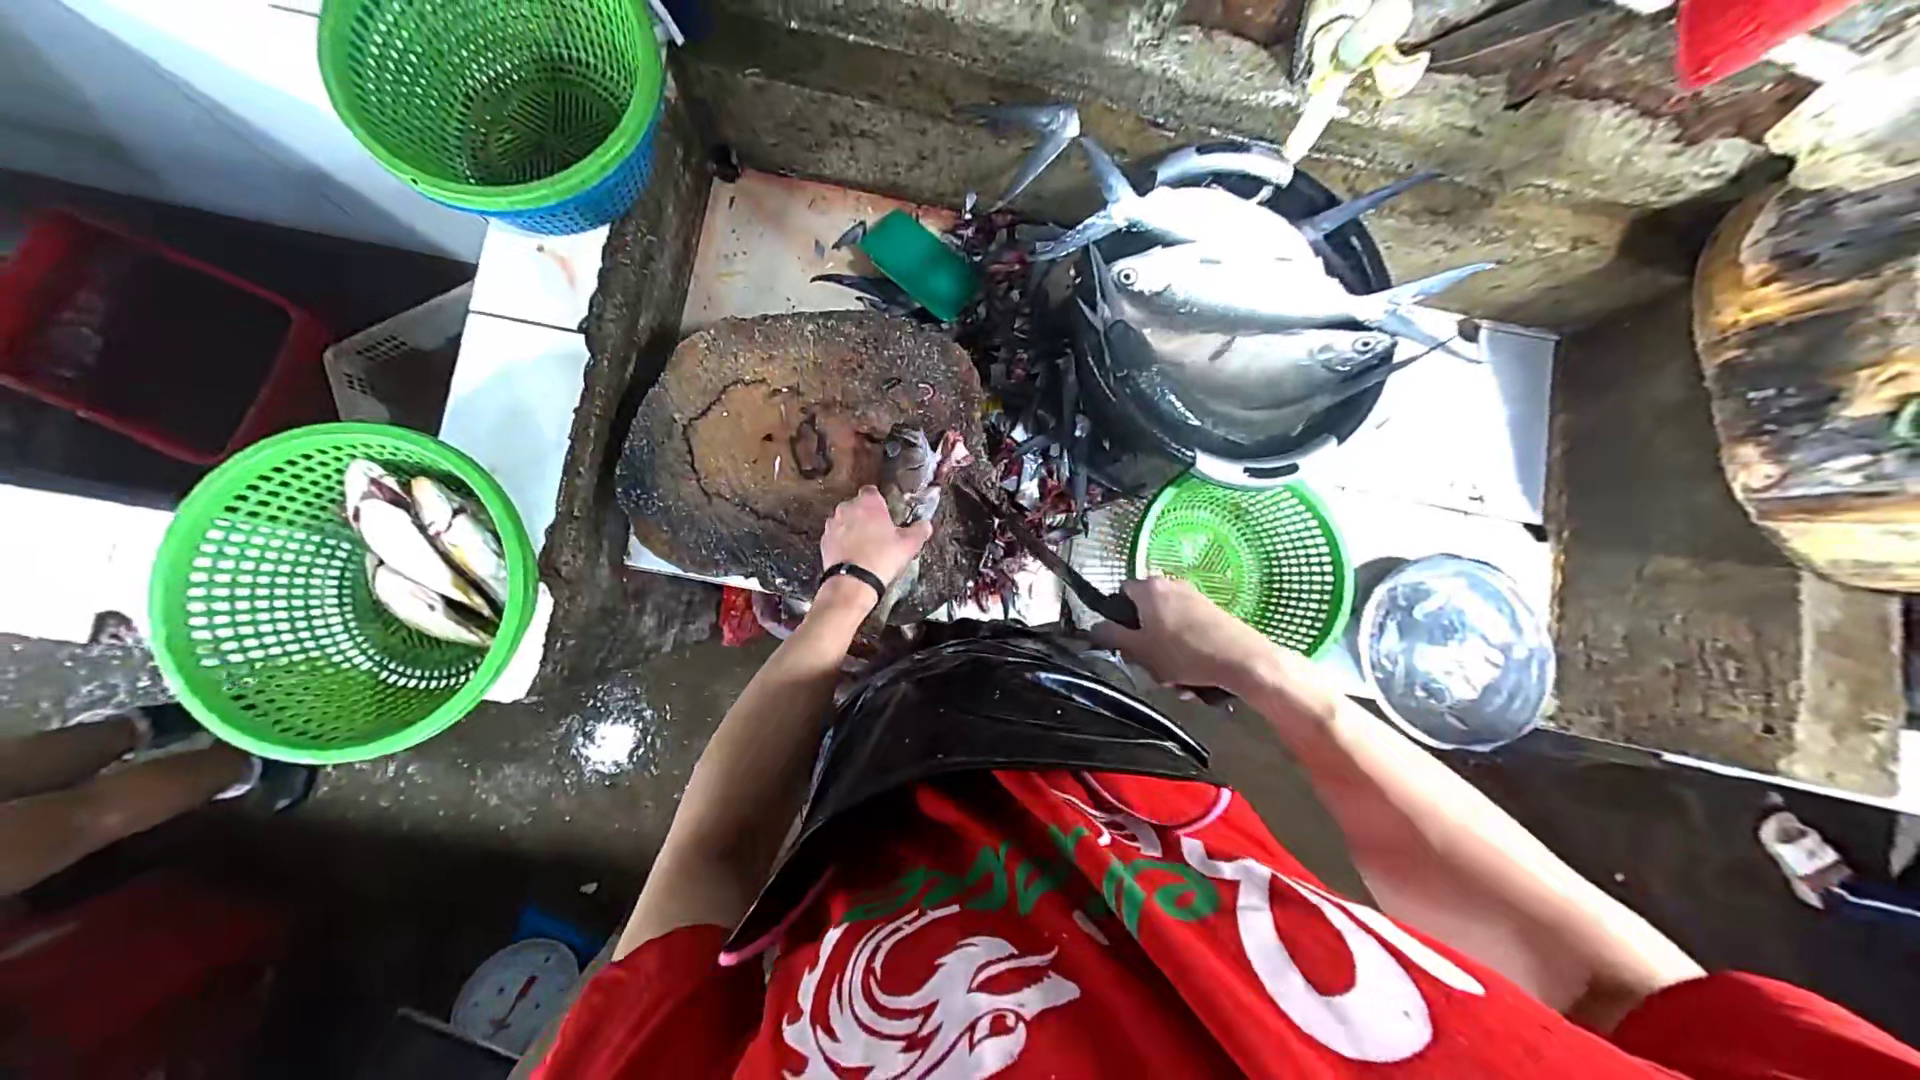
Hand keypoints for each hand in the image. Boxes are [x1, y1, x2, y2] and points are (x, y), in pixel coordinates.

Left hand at [820, 486, 932, 588]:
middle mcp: (847, 508)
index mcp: (868, 503)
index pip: (872, 491)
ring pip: (844, 520)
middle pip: (857, 506)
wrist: (853, 582)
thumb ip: (919, 531)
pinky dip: (842, 542)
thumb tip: (925, 525)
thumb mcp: (909, 545)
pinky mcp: (824, 541)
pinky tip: (853, 555)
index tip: (885, 512)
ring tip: (865, 545)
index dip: (879, 501)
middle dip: (866, 515)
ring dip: (852, 528)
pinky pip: (835, 536)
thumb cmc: (882, 558)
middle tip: (879, 531)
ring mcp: (833, 524)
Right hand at [1091, 578, 1333, 714]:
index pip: (1120, 594)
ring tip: (1175, 679)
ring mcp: (1195, 598)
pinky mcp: (1213, 614)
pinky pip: (1188, 633)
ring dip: (1166, 654)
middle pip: (1145, 613)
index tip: (1124, 643)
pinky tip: (1194, 677)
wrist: (1243, 660)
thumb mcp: (1139, 650)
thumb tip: (1094, 626)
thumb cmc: (1184, 653)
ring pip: (1167, 628)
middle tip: (1149, 665)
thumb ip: (1110, 636)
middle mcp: (1171, 584)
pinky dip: (1186, 653)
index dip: (1117, 619)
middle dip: (1145, 642)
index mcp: (1149, 587)